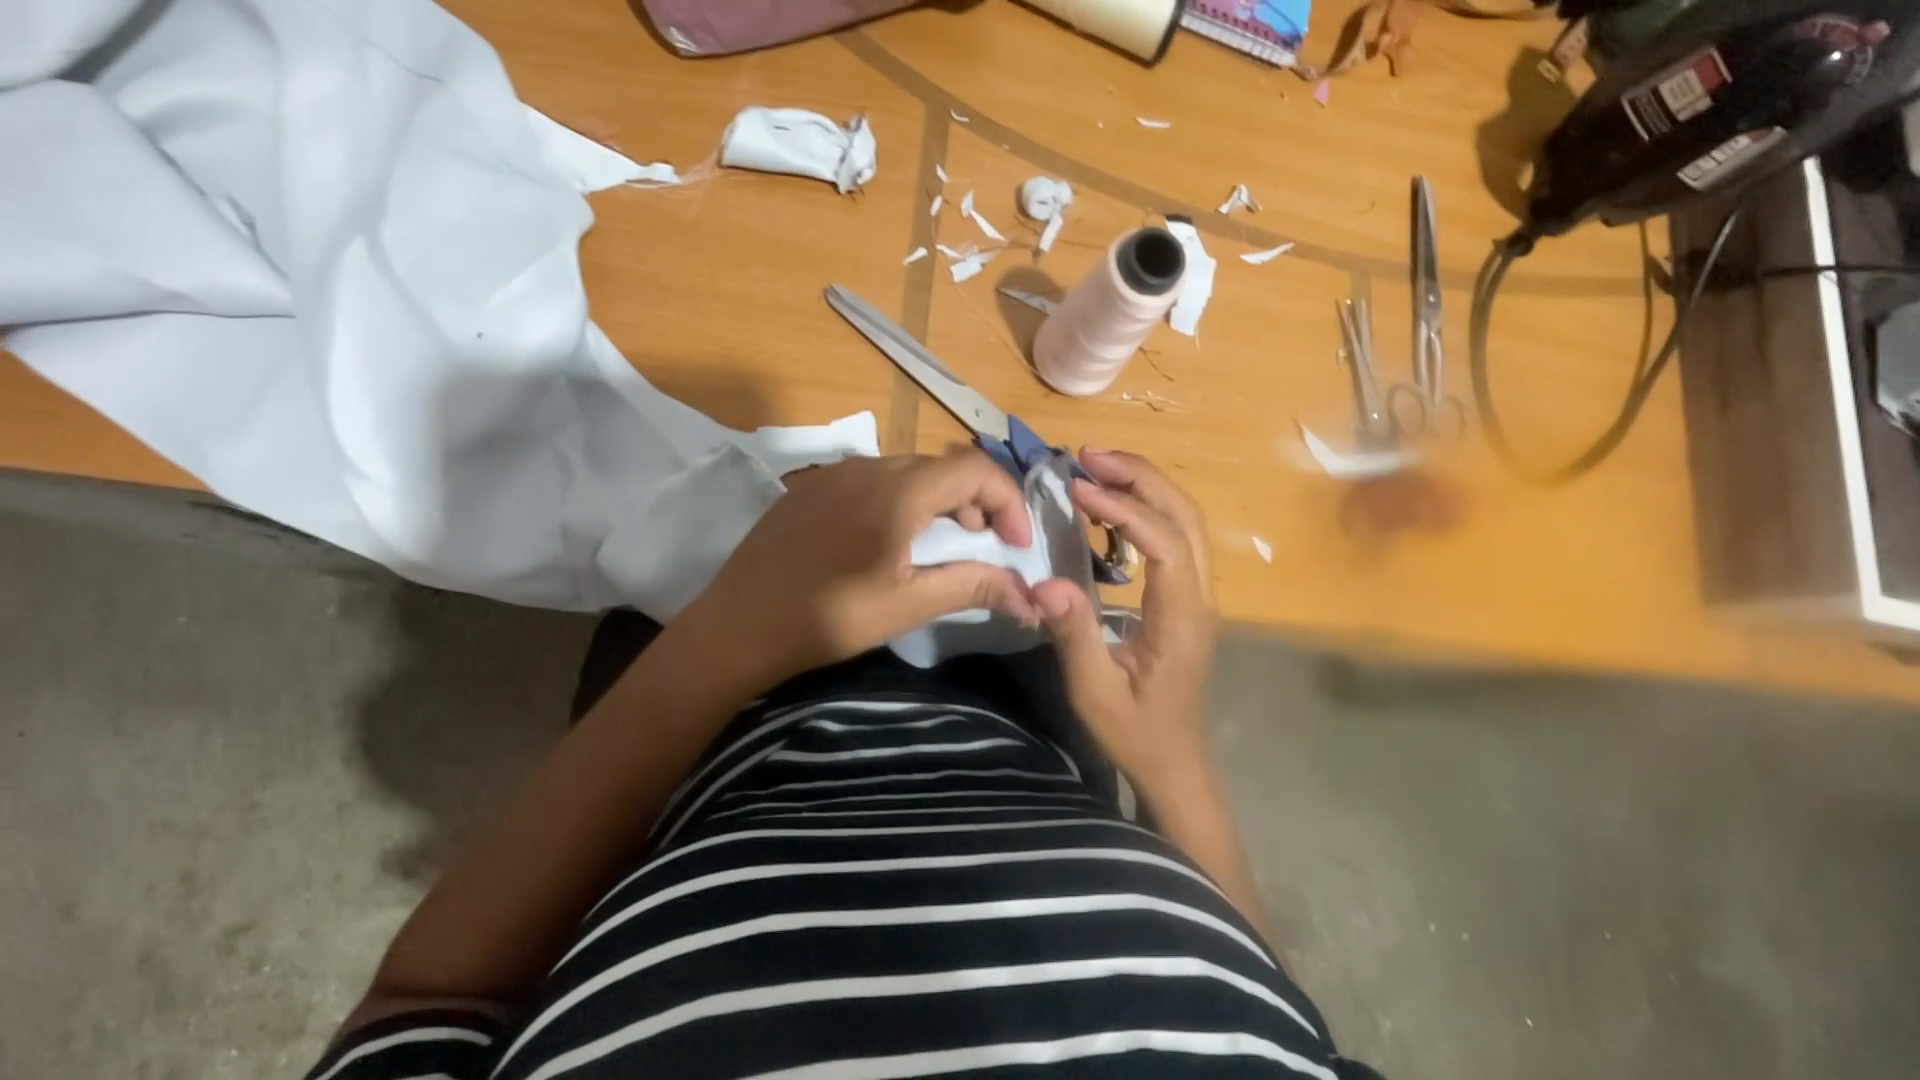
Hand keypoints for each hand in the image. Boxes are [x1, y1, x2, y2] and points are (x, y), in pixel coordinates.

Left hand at [675, 449, 1040, 692]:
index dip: (1007, 500)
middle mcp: (867, 467)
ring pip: (905, 471)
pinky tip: (886, 541)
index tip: (1015, 544)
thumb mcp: (908, 605)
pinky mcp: (807, 489)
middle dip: (975, 501)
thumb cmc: (829, 617)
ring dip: (936, 501)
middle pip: (941, 466)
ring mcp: (832, 474)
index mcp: (897, 490)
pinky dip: (899, 501)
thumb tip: (1030, 597)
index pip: (974, 468)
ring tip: (938, 545)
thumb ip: (973, 586)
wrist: (737, 627)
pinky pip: (869, 480)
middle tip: (983, 545)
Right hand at [1031, 448, 1216, 784]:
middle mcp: (1201, 597)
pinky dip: (1149, 507)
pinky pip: (1178, 536)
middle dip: (1140, 476)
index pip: (1164, 542)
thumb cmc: (1134, 731)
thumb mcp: (1094, 692)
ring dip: (1147, 485)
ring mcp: (1200, 595)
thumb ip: (1074, 636)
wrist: (1175, 761)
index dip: (1123, 508)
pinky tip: (1112, 504)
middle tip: (1087, 457)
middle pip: (1185, 515)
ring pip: (1187, 520)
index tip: (1077, 489)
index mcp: (1181, 617)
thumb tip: (1045, 581)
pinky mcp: (1189, 598)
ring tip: (1097, 467)